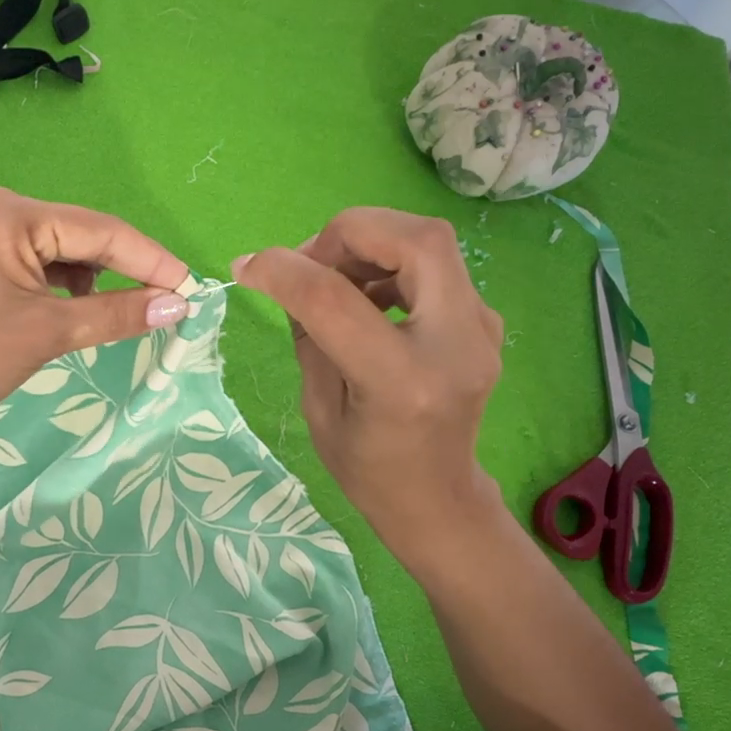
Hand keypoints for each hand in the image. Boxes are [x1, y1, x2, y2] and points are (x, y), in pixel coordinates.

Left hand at [0, 188, 189, 432]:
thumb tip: (177, 305)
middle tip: (164, 304)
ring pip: (56, 252)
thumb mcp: (49, 334)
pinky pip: (31, 265)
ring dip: (90, 281)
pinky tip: (71, 311)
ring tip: (112, 315)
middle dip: (121, 270)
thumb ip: (116, 314)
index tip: (190, 287)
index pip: (99, 230)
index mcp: (11, 215)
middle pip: (78, 236)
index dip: (149, 260)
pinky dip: (58, 287)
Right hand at [233, 207, 505, 570]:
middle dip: (349, 233)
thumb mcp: (319, 410)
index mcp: (401, 383)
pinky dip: (391, 264)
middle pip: (416, 239)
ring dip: (371, 244)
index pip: (337, 300)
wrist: (437, 498)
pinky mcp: (482, 322)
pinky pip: (435, 269)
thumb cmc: (367, 469)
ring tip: (331, 279)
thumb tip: (288, 280)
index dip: (284, 273)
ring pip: (430, 242)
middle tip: (308, 261)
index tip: (248, 268)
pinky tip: (365, 296)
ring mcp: (480, 330)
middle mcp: (453, 346)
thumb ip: (310, 338)